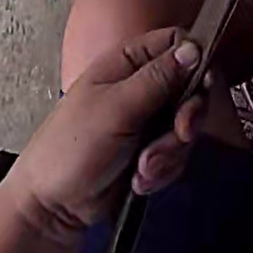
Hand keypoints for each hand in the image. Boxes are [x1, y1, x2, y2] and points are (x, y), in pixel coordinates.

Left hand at [4, 27, 207, 242]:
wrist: (53, 210)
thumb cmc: (72, 148)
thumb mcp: (117, 108)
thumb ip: (158, 78)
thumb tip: (194, 49)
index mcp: (128, 61)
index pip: (177, 42)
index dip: (194, 60)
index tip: (200, 85)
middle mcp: (142, 84)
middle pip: (191, 85)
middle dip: (186, 117)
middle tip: (178, 133)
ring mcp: (149, 118)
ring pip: (187, 123)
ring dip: (170, 151)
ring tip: (143, 167)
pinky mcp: (153, 148)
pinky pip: (178, 152)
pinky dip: (164, 169)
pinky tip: (139, 180)